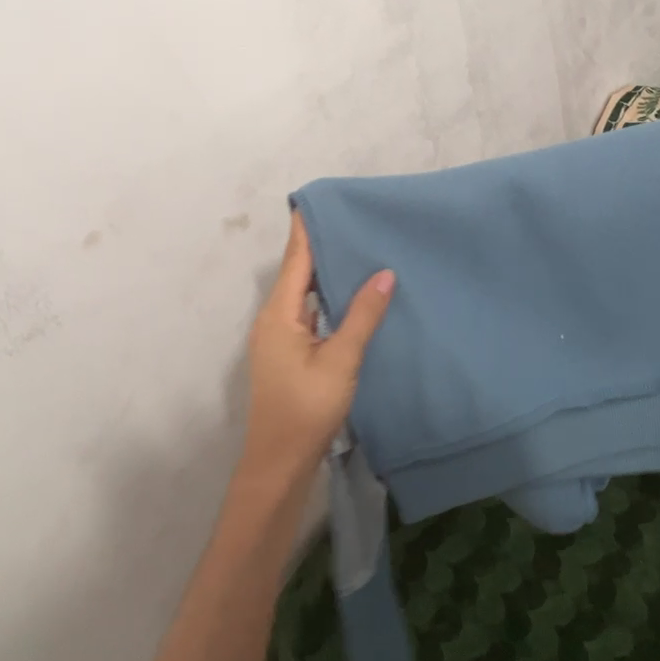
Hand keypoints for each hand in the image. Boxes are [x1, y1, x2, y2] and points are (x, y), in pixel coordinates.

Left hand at [240, 212, 394, 480]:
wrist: (280, 462)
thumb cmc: (306, 408)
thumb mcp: (341, 360)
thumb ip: (363, 315)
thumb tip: (385, 272)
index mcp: (279, 313)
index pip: (296, 257)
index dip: (310, 227)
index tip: (329, 198)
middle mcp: (274, 318)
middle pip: (299, 271)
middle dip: (326, 245)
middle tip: (359, 220)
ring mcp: (279, 337)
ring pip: (306, 293)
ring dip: (329, 272)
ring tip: (363, 249)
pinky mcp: (289, 353)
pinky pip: (310, 312)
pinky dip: (329, 297)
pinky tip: (355, 294)